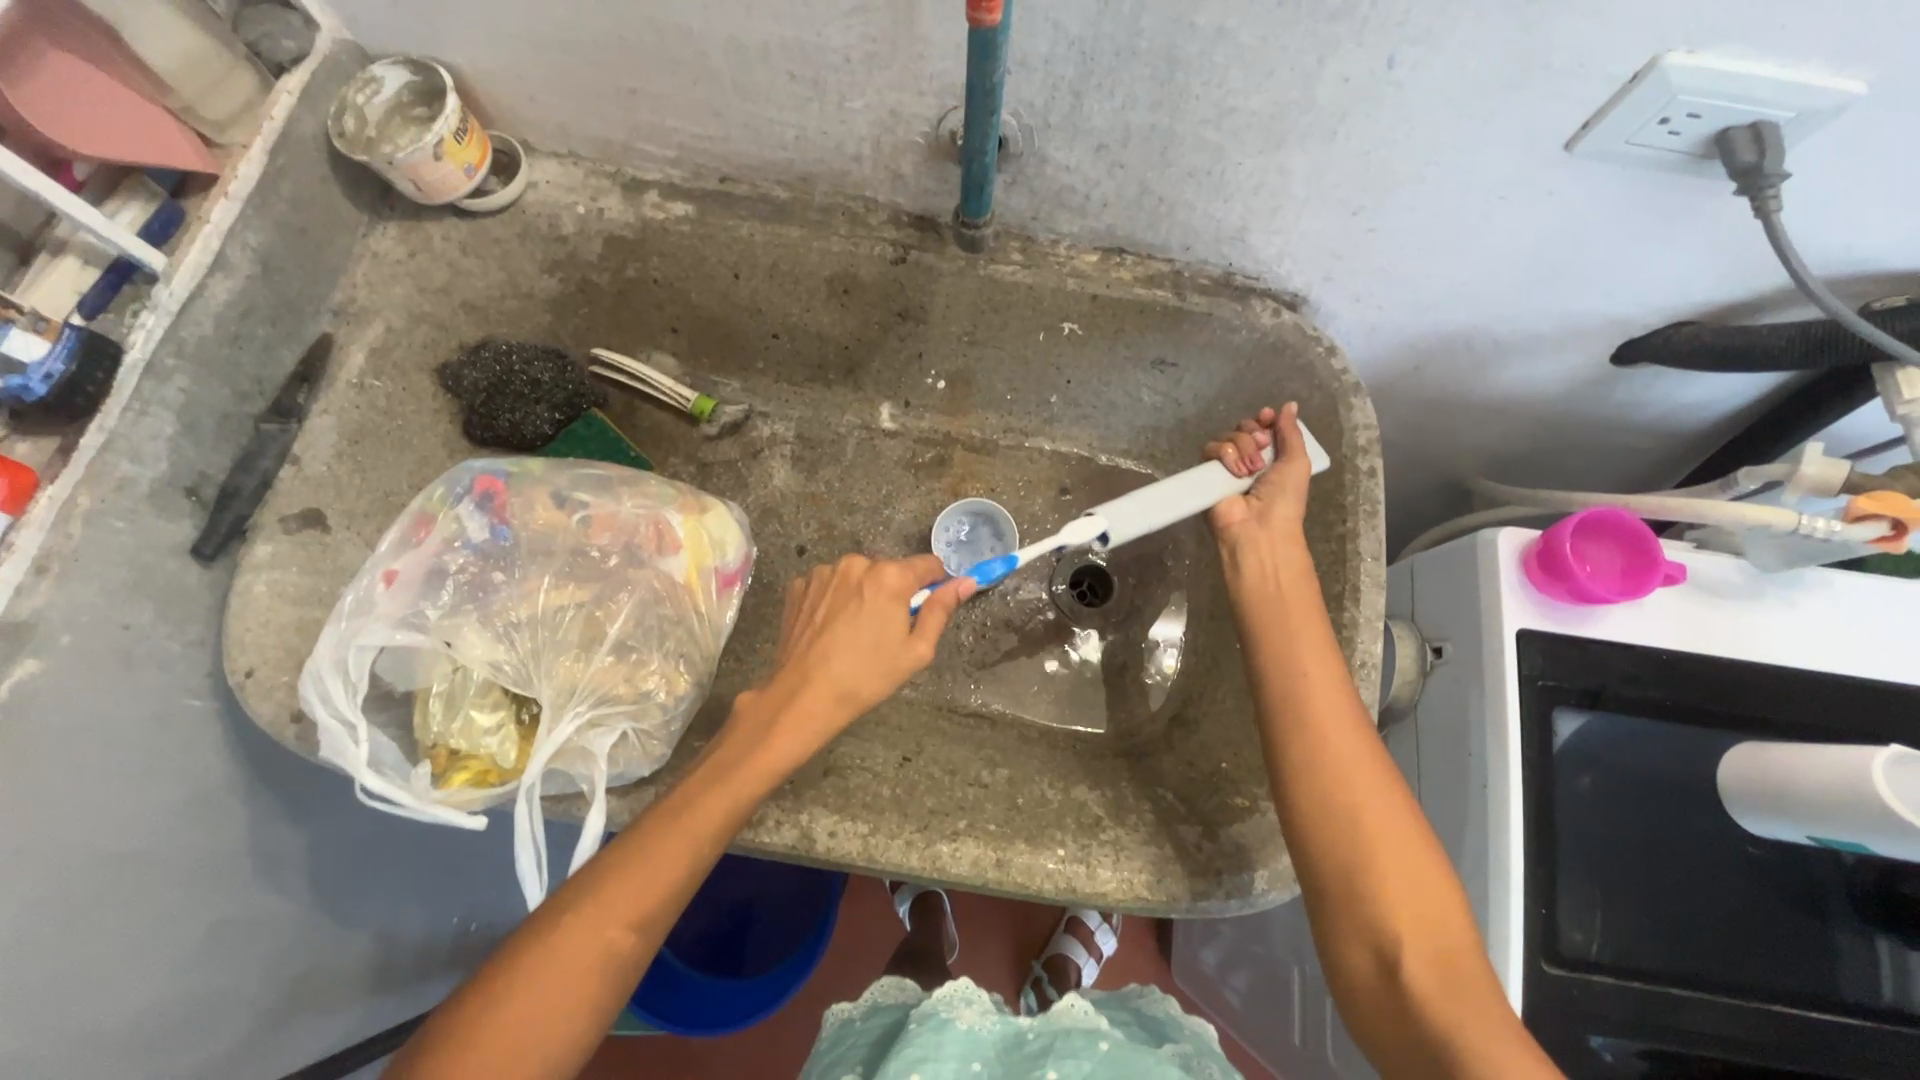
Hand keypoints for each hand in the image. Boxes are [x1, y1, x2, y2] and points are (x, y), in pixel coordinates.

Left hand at [731, 554, 975, 763]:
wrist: (804, 694)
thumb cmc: (867, 676)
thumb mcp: (916, 650)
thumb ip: (941, 610)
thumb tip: (965, 583)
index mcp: (890, 576)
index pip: (928, 564)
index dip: (934, 583)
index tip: (928, 606)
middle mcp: (856, 563)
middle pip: (889, 570)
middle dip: (894, 592)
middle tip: (886, 630)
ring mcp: (823, 572)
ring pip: (857, 576)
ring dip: (862, 594)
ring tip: (853, 632)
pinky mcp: (800, 585)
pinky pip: (829, 585)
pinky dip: (834, 600)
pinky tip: (830, 629)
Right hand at [1203, 403, 1313, 547]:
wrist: (1260, 527)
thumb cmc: (1284, 498)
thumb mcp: (1298, 462)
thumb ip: (1291, 432)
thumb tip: (1289, 404)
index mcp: (1271, 456)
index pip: (1260, 426)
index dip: (1263, 419)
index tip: (1267, 417)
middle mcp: (1247, 459)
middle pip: (1242, 427)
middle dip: (1253, 433)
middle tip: (1263, 447)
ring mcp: (1226, 467)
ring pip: (1226, 436)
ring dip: (1242, 446)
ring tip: (1252, 469)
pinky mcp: (1207, 475)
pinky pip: (1210, 450)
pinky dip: (1225, 454)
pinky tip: (1237, 471)